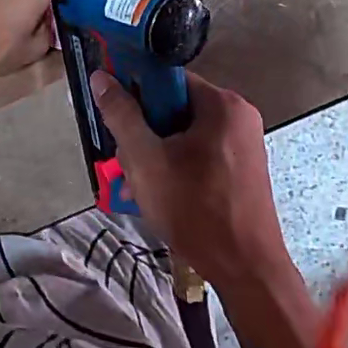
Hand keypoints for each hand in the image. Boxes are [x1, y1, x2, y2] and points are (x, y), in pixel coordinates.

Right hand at [88, 70, 293, 290]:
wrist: (245, 269)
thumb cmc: (193, 209)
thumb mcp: (146, 160)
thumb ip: (122, 115)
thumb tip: (102, 77)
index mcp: (222, 104)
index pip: (168, 79)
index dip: (137, 95)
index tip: (117, 118)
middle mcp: (239, 116)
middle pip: (176, 108)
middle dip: (146, 133)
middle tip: (129, 162)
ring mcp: (245, 144)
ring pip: (185, 135)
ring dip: (158, 154)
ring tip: (141, 184)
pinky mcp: (244, 169)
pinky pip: (201, 154)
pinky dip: (178, 167)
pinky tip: (163, 194)